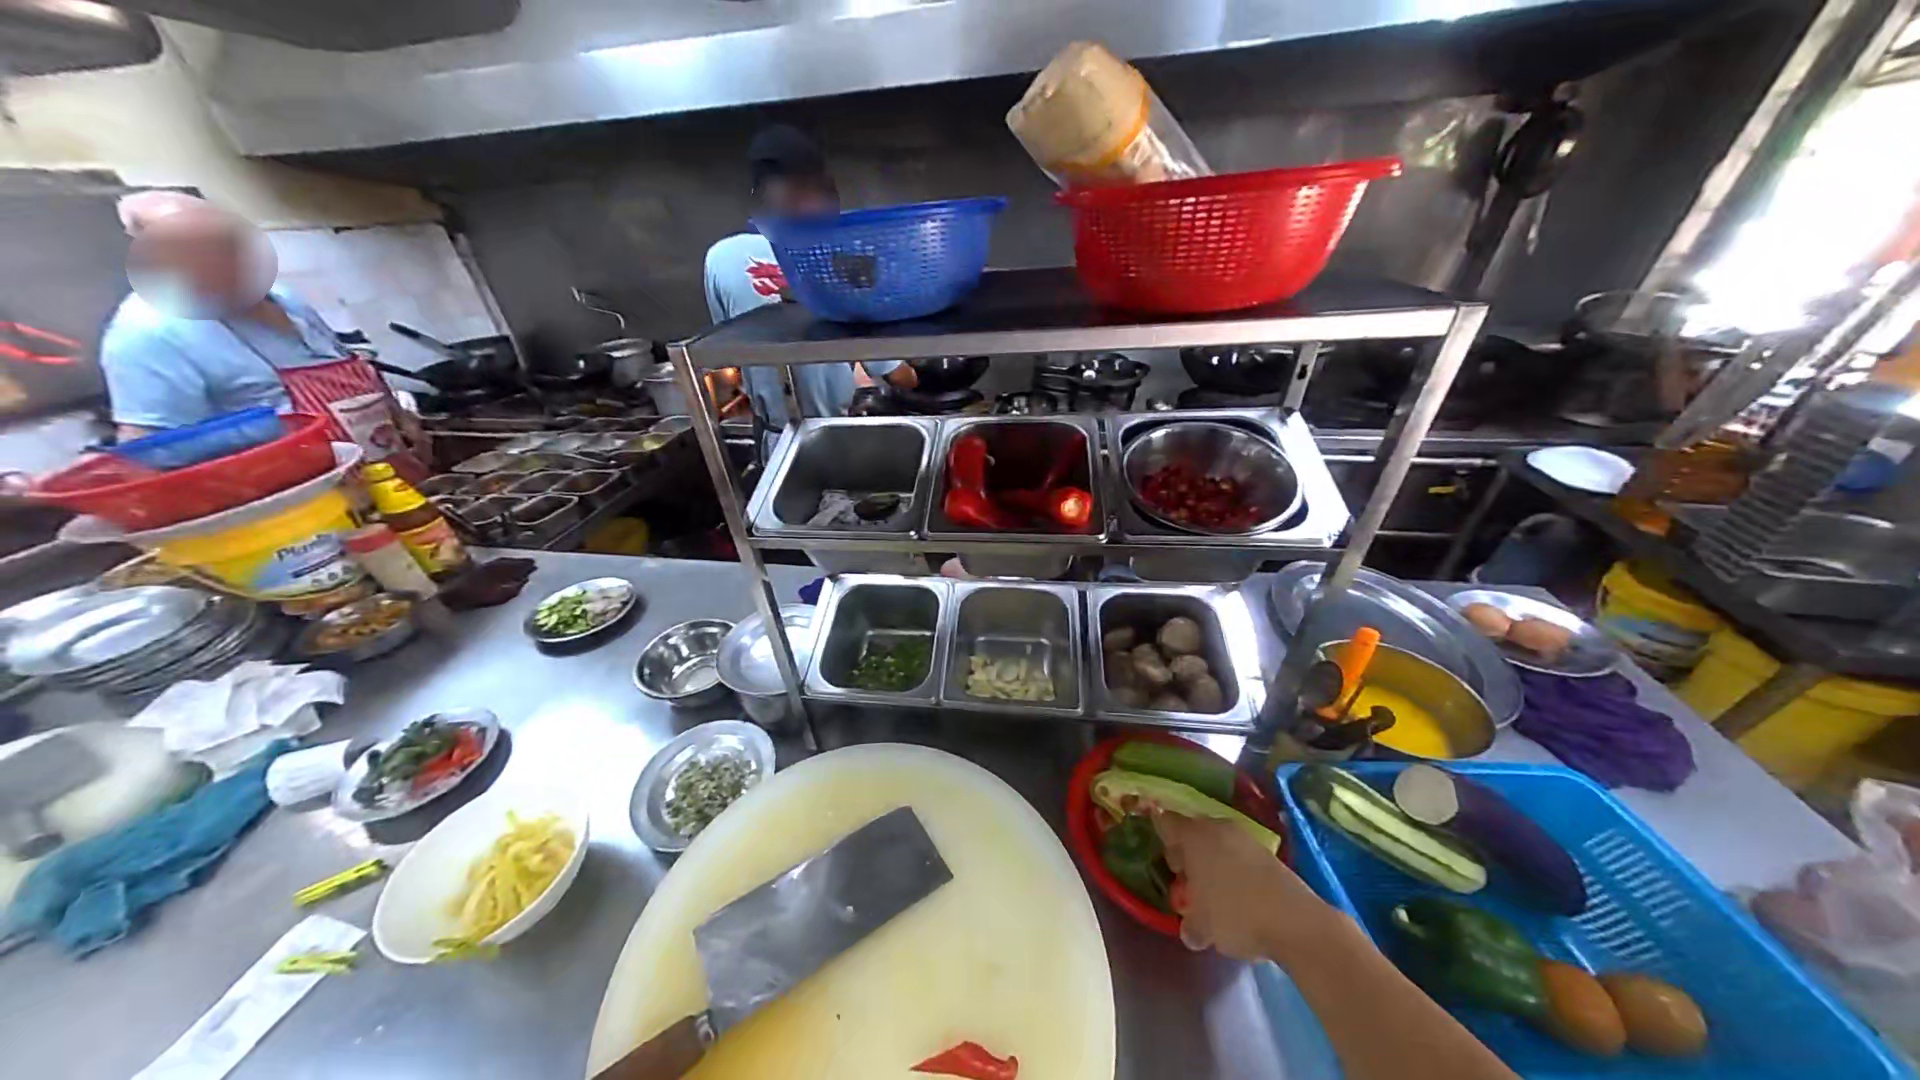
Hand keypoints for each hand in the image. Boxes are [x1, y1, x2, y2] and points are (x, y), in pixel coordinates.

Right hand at [1153, 810, 1332, 960]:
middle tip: (1190, 884)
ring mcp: (1246, 838)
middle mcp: (1217, 828)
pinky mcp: (1269, 854)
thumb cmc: (1235, 915)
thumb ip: (1190, 924)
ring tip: (1217, 895)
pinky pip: (1241, 856)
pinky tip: (1242, 899)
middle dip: (1189, 855)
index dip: (1163, 841)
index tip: (1169, 867)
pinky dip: (1237, 872)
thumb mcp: (1202, 928)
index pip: (1166, 823)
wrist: (1297, 922)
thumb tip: (1191, 929)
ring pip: (1219, 844)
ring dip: (1214, 864)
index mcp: (1193, 836)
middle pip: (1193, 832)